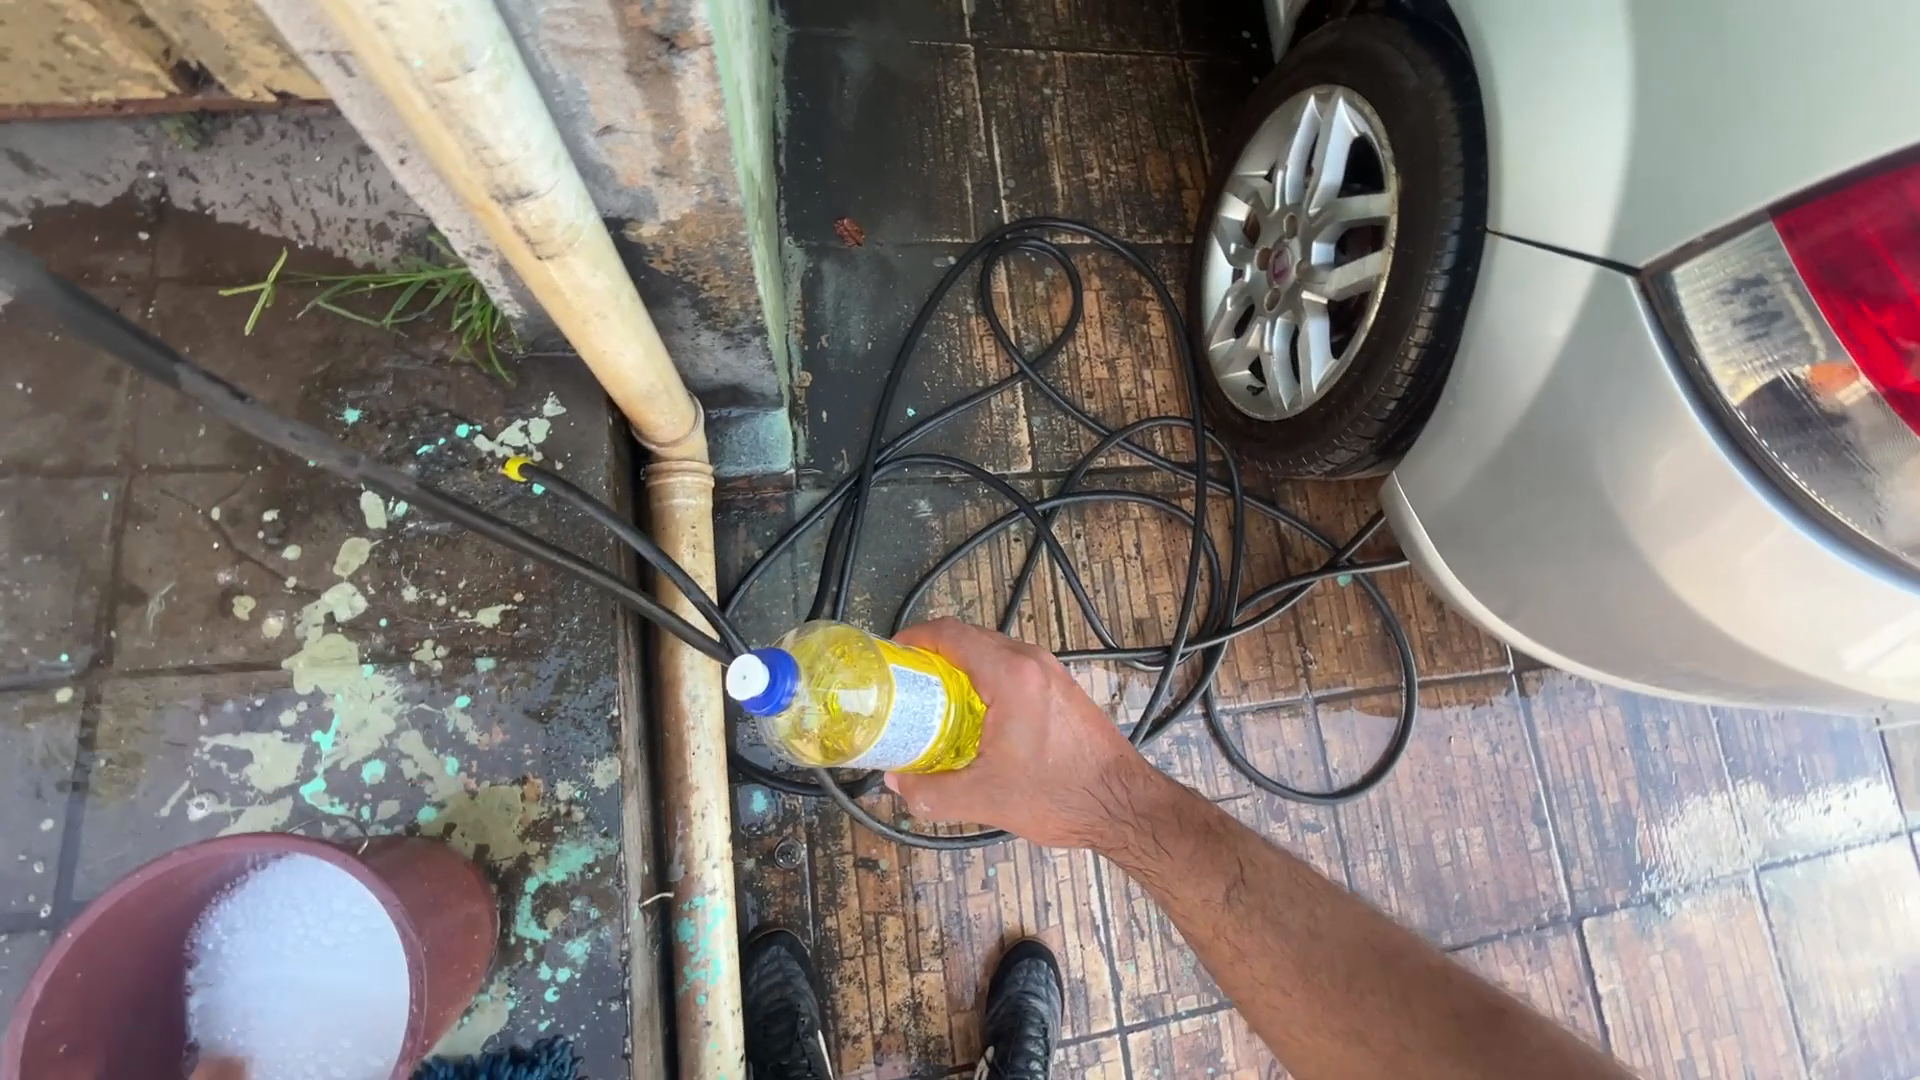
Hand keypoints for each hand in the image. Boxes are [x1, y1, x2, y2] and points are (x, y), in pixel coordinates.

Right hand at [885, 618, 1160, 848]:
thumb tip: (897, 782)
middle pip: (969, 638)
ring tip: (932, 701)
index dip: (914, 638)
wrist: (1125, 805)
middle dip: (932, 655)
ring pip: (992, 651)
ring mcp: (1050, 671)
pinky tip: (972, 716)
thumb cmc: (1059, 795)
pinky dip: (984, 678)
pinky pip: (1011, 667)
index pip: (950, 633)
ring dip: (959, 667)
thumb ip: (931, 791)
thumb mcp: (985, 799)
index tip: (891, 655)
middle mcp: (1031, 661)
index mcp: (1010, 674)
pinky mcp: (1060, 687)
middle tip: (905, 684)